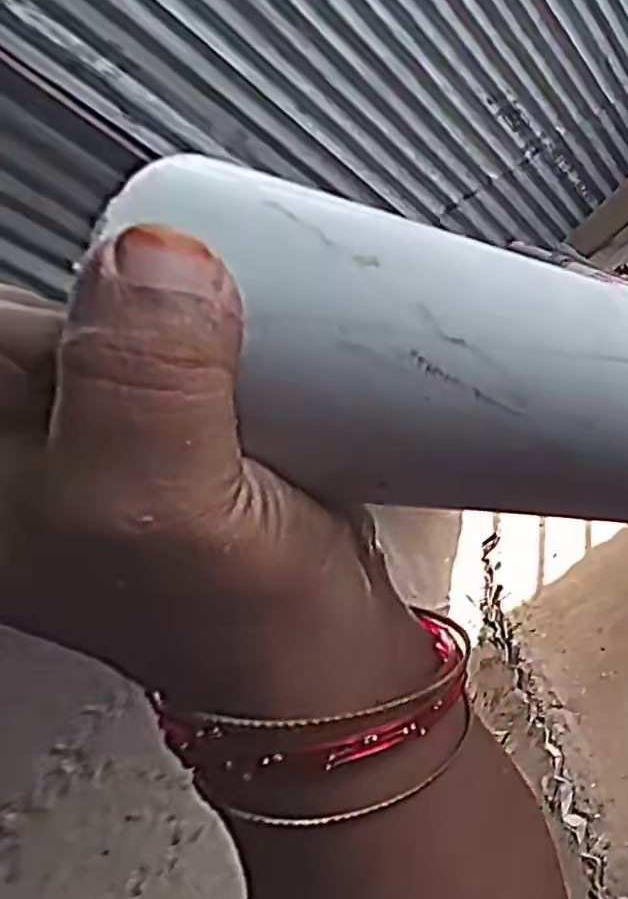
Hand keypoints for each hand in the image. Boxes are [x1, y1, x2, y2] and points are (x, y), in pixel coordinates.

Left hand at [0, 226, 433, 717]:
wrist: (324, 644)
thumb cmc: (232, 607)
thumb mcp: (161, 501)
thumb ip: (147, 384)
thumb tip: (160, 255)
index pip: (5, 320)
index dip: (106, 311)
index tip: (208, 351)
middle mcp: (21, 440)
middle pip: (85, 318)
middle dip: (188, 321)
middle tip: (256, 377)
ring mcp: (111, 441)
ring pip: (163, 340)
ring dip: (238, 342)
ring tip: (285, 395)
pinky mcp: (193, 441)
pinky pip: (219, 368)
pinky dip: (266, 364)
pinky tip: (295, 393)